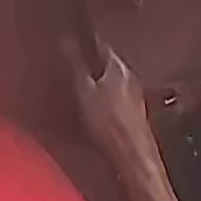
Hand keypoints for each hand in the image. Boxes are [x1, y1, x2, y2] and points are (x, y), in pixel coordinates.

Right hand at [69, 42, 160, 171]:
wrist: (133, 161)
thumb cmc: (107, 124)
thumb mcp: (82, 91)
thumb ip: (73, 63)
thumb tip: (65, 39)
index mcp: (118, 67)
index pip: (99, 44)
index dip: (82, 41)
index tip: (68, 42)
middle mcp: (130, 78)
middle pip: (106, 63)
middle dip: (89, 62)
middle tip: (69, 65)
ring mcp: (136, 97)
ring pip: (112, 80)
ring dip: (97, 81)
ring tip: (78, 87)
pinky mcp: (136, 116)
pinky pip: (115, 97)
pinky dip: (103, 98)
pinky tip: (93, 109)